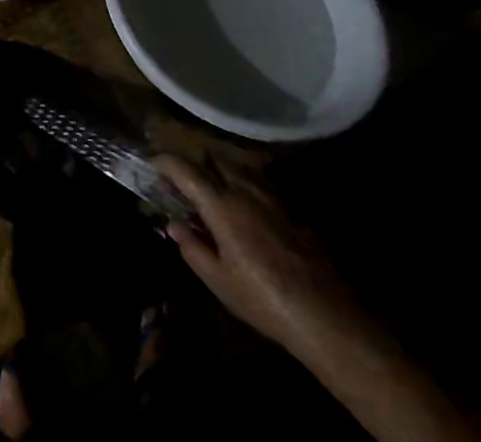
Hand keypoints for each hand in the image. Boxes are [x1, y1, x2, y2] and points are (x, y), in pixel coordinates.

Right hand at [156, 155, 368, 354]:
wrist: (327, 318)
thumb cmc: (262, 299)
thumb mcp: (217, 279)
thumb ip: (191, 247)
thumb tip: (175, 225)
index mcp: (223, 207)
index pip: (187, 170)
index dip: (166, 162)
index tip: (153, 163)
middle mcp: (247, 194)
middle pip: (217, 162)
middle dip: (196, 164)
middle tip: (182, 180)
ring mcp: (274, 202)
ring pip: (242, 172)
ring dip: (221, 174)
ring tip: (212, 193)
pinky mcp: (294, 216)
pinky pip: (261, 190)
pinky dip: (245, 190)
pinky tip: (245, 213)